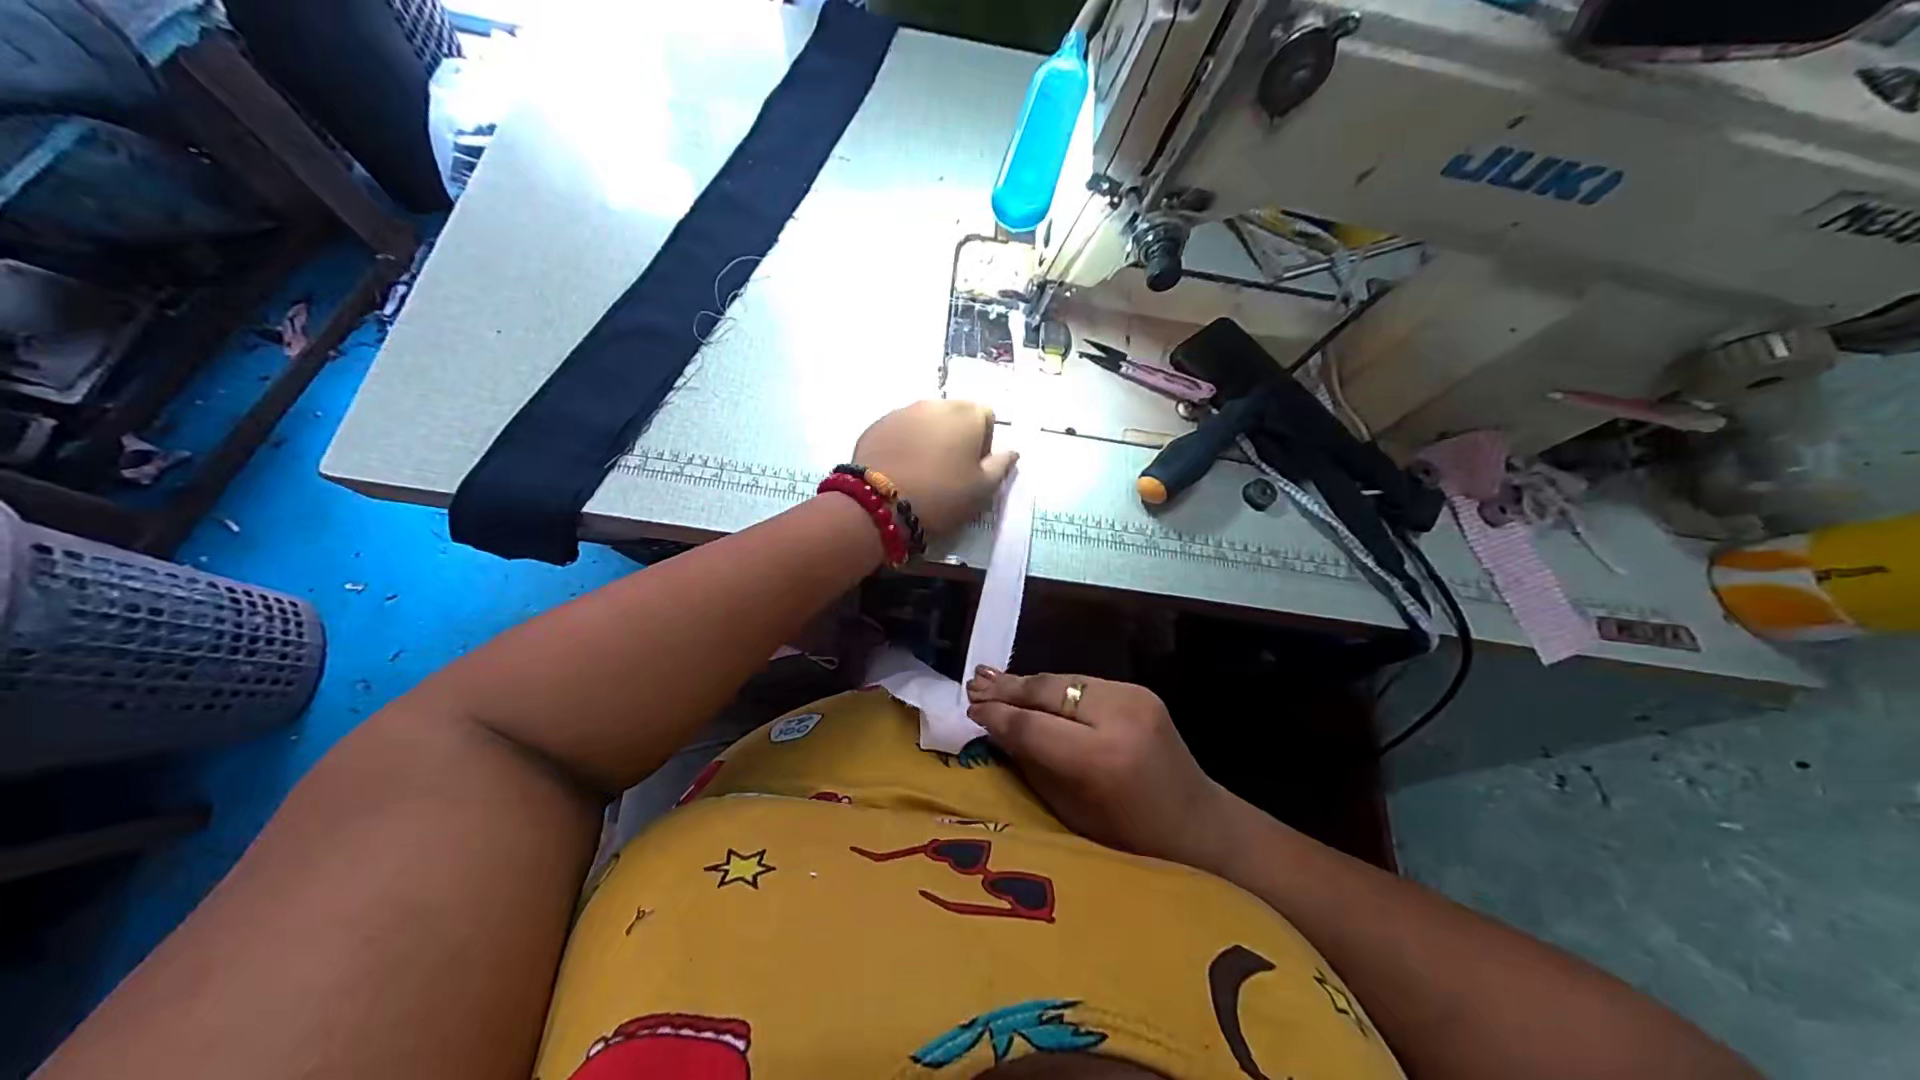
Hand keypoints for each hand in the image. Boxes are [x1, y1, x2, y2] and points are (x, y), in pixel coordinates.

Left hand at [851, 400, 1017, 536]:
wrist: (880, 504)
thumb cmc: (942, 496)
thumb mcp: (982, 489)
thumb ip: (1001, 465)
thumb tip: (1011, 451)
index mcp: (967, 413)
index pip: (986, 417)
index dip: (984, 442)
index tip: (974, 469)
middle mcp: (935, 403)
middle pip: (954, 416)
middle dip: (955, 438)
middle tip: (949, 473)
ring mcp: (902, 411)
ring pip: (925, 422)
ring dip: (928, 440)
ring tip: (922, 473)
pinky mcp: (876, 425)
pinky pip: (899, 431)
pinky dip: (903, 445)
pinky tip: (899, 471)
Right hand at [965, 667, 1242, 870]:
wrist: (1199, 827)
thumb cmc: (1129, 840)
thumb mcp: (1069, 811)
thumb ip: (1031, 762)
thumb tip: (992, 725)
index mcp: (1101, 758)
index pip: (1032, 724)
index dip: (996, 714)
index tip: (968, 708)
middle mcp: (1120, 716)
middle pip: (1047, 691)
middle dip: (1008, 689)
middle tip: (973, 684)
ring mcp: (1135, 697)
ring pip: (1064, 680)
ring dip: (1029, 684)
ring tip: (992, 679)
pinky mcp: (1141, 691)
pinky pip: (1084, 684)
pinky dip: (1055, 688)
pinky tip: (1032, 689)